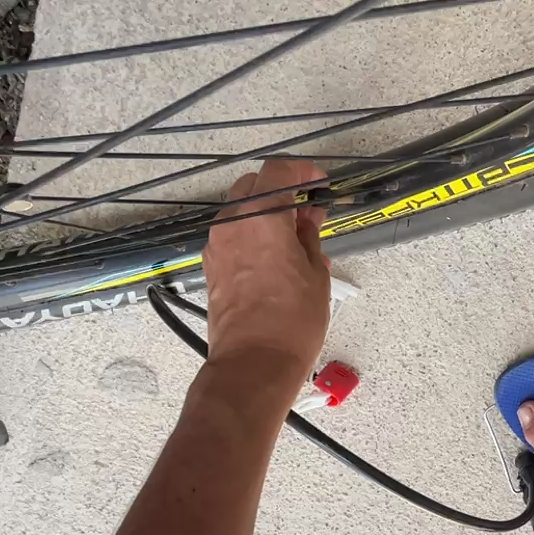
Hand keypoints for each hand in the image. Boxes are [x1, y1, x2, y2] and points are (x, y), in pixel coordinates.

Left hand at [200, 159, 332, 387]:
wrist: (255, 363)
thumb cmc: (291, 323)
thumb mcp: (316, 275)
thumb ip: (310, 237)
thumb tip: (309, 219)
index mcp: (261, 215)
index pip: (280, 171)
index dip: (304, 171)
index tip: (320, 182)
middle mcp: (233, 223)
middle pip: (256, 185)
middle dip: (283, 190)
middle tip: (310, 210)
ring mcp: (218, 244)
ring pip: (242, 211)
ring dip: (267, 214)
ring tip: (296, 238)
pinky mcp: (213, 266)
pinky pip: (234, 236)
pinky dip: (254, 235)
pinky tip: (277, 257)